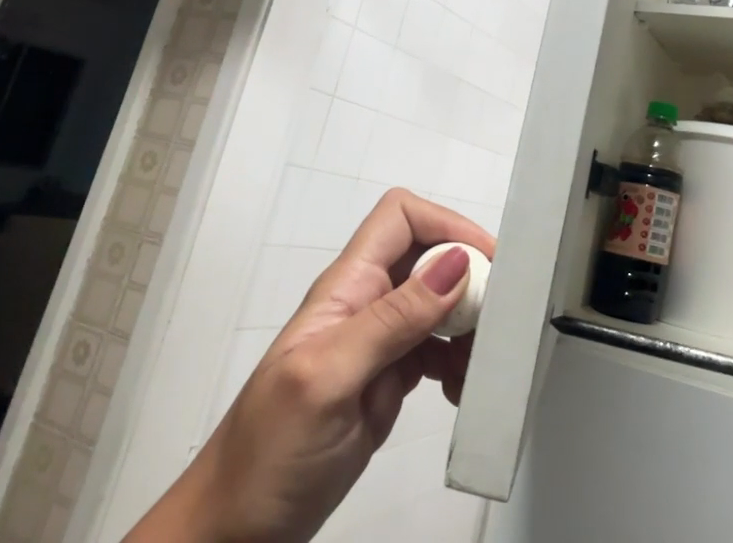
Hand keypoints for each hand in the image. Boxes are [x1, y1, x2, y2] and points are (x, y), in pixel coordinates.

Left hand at [126, 188, 495, 542]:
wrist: (236, 527)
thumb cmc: (268, 452)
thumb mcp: (328, 380)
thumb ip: (391, 320)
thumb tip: (455, 263)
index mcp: (345, 289)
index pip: (400, 219)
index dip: (447, 226)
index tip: (489, 263)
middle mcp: (365, 305)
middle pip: (430, 258)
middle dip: (470, 279)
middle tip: (496, 323)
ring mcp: (377, 344)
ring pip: (440, 304)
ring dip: (469, 325)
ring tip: (479, 366)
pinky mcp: (389, 379)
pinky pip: (437, 350)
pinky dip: (459, 362)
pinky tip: (460, 390)